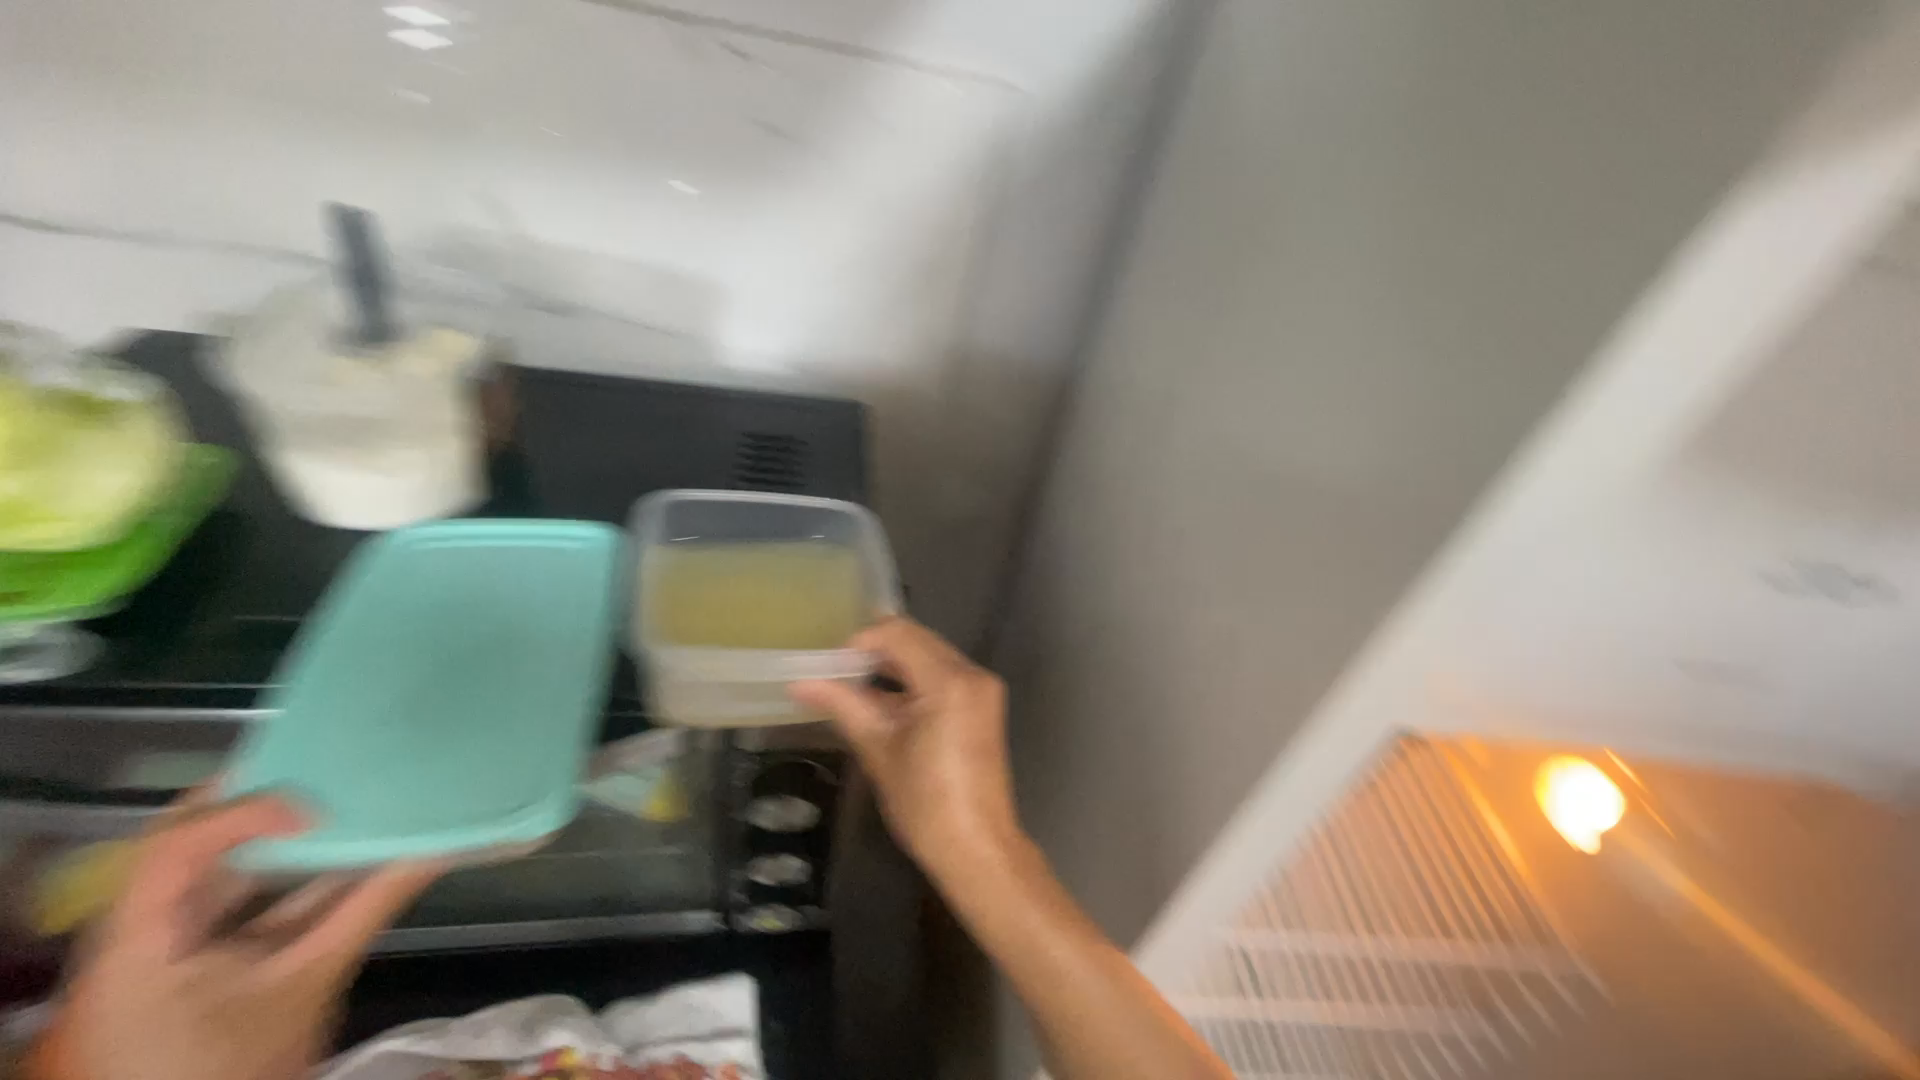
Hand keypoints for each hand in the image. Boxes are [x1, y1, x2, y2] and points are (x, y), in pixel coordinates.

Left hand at [31, 793, 443, 1079]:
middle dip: (268, 802)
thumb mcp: (309, 985)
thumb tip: (438, 848)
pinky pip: (247, 900)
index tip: (319, 810)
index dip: (244, 811)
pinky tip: (353, 855)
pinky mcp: (199, 959)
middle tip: (336, 768)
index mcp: (140, 938)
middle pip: (193, 840)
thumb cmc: (237, 1066)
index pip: (174, 844)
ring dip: (291, 839)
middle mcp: (143, 929)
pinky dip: (299, 878)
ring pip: (223, 869)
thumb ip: (370, 908)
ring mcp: (169, 945)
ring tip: (354, 801)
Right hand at [790, 616, 1022, 878]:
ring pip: (929, 656)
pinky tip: (881, 701)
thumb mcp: (878, 750)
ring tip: (851, 687)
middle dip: (875, 651)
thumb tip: (800, 683)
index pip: (898, 634)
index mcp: (949, 682)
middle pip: (916, 640)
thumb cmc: (925, 804)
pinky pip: (942, 676)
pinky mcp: (982, 705)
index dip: (860, 642)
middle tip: (836, 674)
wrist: (977, 848)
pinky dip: (912, 681)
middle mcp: (972, 674)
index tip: (830, 666)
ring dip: (892, 665)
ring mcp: (982, 689)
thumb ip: (842, 706)